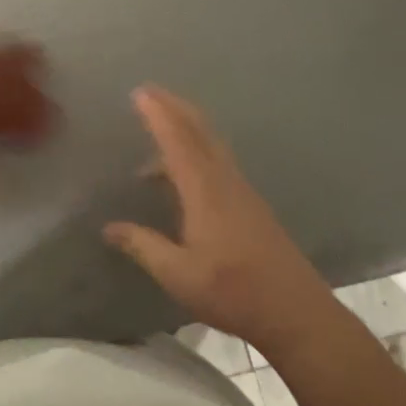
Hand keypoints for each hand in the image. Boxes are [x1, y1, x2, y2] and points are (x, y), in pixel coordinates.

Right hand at [105, 85, 314, 341]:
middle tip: (150, 93)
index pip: (178, 141)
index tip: (140, 92)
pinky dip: (197, 152)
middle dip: (175, 108)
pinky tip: (184, 175)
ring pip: (212, 146)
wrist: (296, 313)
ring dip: (187, 129)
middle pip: (201, 132)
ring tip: (159, 133)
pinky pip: (219, 163)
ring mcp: (243, 193)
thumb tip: (108, 228)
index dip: (158, 115)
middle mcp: (226, 182)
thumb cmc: (233, 292)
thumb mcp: (177, 274)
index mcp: (206, 191)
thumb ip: (142, 246)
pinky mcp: (252, 207)